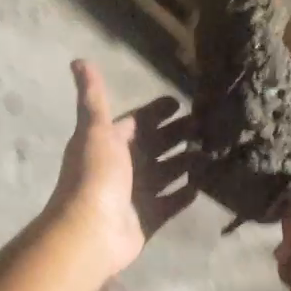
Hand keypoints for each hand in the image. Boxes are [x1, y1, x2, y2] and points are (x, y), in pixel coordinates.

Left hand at [43, 60, 196, 275]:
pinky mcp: (147, 219)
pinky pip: (170, 203)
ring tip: (213, 150)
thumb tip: (77, 60)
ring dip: (185, 162)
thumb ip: (92, 96)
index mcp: (108, 143)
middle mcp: (121, 167)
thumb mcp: (95, 129)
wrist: (90, 230)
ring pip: (165, 173)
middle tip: (208, 125)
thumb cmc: (95, 174)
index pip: (137, 122)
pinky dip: (184, 194)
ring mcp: (134, 194)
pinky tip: (204, 183)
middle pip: (155, 146)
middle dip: (178, 135)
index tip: (181, 102)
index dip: (157, 112)